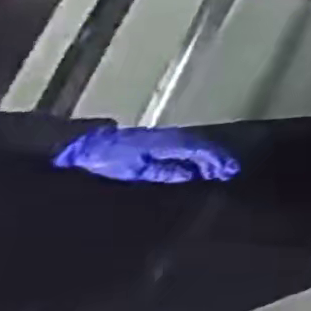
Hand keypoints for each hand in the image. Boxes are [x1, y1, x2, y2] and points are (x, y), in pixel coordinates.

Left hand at [53, 126, 239, 183]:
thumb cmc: (106, 161)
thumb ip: (165, 171)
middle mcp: (170, 136)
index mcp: (166, 143)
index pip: (200, 149)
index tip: (229, 172)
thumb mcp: (134, 171)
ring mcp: (164, 136)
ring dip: (210, 156)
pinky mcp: (158, 139)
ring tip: (220, 170)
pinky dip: (199, 154)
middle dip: (219, 158)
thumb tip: (191, 174)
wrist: (79, 147)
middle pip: (203, 145)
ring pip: (197, 143)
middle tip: (230, 173)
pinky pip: (187, 144)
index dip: (217, 160)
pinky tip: (199, 164)